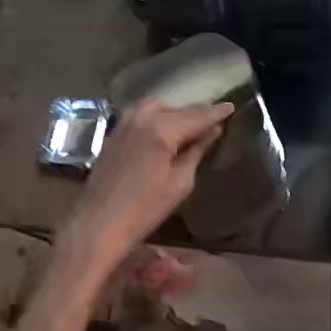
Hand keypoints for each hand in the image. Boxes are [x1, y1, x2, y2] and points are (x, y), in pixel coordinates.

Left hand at [59, 100, 234, 271]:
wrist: (98, 223)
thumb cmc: (144, 210)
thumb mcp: (179, 183)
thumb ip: (196, 151)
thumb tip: (212, 131)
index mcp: (161, 130)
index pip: (197, 116)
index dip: (216, 112)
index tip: (232, 106)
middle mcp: (141, 118)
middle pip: (176, 109)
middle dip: (196, 112)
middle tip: (214, 118)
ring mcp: (124, 123)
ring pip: (156, 107)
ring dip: (174, 112)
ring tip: (190, 124)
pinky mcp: (113, 134)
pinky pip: (140, 115)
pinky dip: (156, 117)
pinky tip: (164, 129)